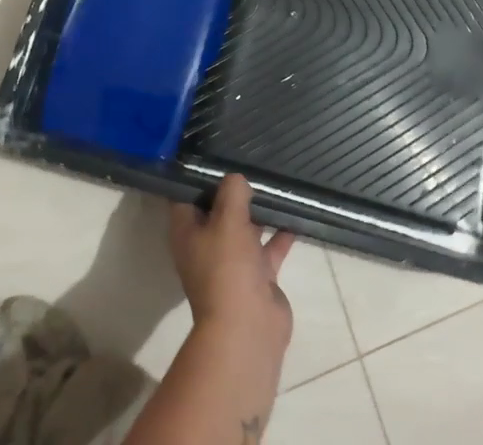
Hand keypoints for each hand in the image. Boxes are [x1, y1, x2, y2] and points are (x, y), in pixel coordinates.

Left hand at [169, 174, 297, 349]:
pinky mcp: (257, 276)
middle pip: (217, 211)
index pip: (187, 197)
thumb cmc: (227, 269)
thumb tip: (237, 179)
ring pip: (244, 228)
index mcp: (187, 233)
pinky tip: (296, 213)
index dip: (199, 177)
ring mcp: (232, 263)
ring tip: (275, 182)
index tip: (217, 155)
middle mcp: (206, 245)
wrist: (248, 328)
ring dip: (258, 211)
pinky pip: (268, 247)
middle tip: (252, 164)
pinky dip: (280, 233)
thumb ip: (232, 193)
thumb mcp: (228, 221)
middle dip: (233, 191)